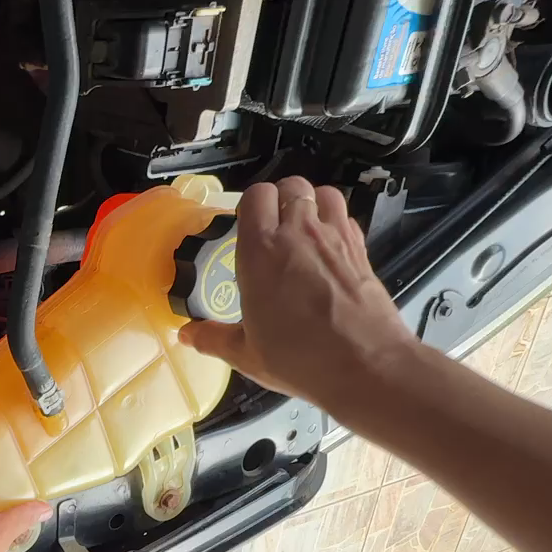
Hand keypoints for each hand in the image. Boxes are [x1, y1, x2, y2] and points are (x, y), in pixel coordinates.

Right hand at [177, 177, 424, 413]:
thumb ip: (212, 338)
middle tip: (268, 227)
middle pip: (290, 186)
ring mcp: (335, 238)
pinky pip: (345, 217)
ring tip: (298, 230)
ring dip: (308, 204)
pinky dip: (333, 222)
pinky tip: (324, 249)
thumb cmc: (299, 358)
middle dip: (277, 199)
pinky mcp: (361, 249)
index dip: (247, 206)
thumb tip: (187, 334)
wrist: (364, 365)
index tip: (240, 225)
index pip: (254, 197)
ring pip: (322, 193)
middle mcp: (299, 235)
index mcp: (261, 253)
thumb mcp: (244, 354)